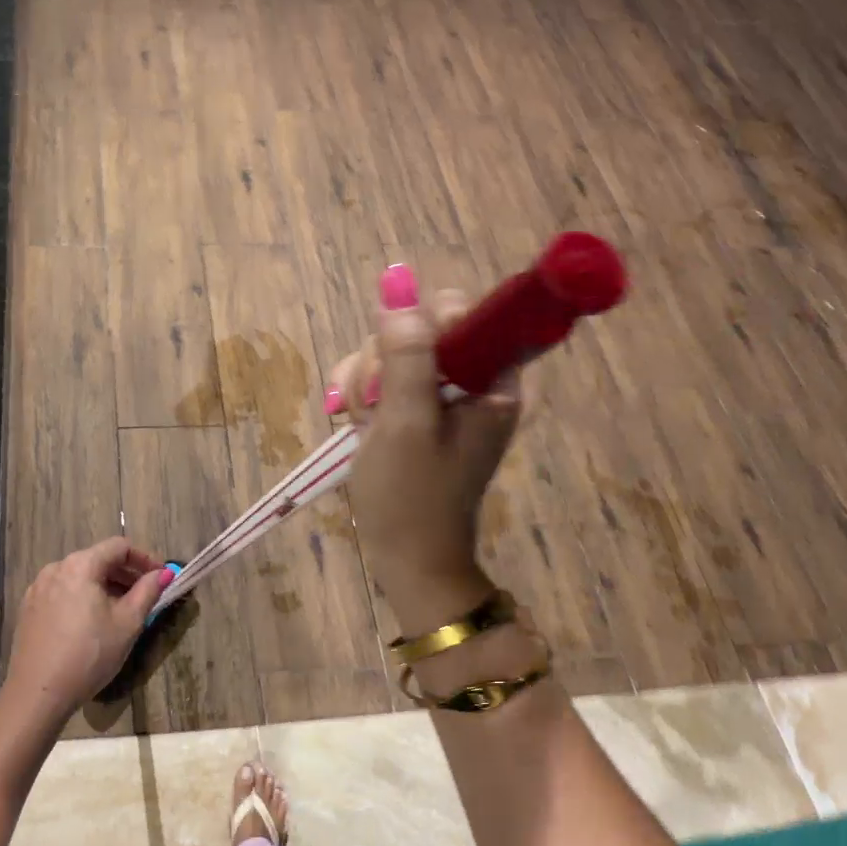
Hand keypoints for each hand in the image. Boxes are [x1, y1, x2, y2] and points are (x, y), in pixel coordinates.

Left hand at [2, 538, 174, 719]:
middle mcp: (55, 568)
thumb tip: (163, 574)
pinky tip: (91, 622)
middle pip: (97, 559)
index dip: (145, 558)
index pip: (119, 546)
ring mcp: (37, 588)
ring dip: (104, 586)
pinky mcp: (29, 608)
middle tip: (145, 595)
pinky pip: (63, 592)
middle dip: (125, 573)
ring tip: (121, 610)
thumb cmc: (89, 655)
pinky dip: (82, 597)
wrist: (38, 692)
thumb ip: (148, 592)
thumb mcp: (127, 623)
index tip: (161, 577)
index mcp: (80, 565)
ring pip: (79, 576)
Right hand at [330, 264, 521, 622]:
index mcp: (492, 381)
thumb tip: (398, 287)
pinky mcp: (418, 414)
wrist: (408, 558)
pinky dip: (364, 396)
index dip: (425, 322)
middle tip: (371, 403)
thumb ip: (406, 355)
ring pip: (396, 354)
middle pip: (422, 330)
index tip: (396, 358)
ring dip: (366, 381)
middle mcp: (473, 382)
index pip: (467, 312)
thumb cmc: (411, 495)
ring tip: (361, 423)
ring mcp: (443, 399)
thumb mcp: (404, 422)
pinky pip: (386, 380)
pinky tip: (354, 423)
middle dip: (383, 359)